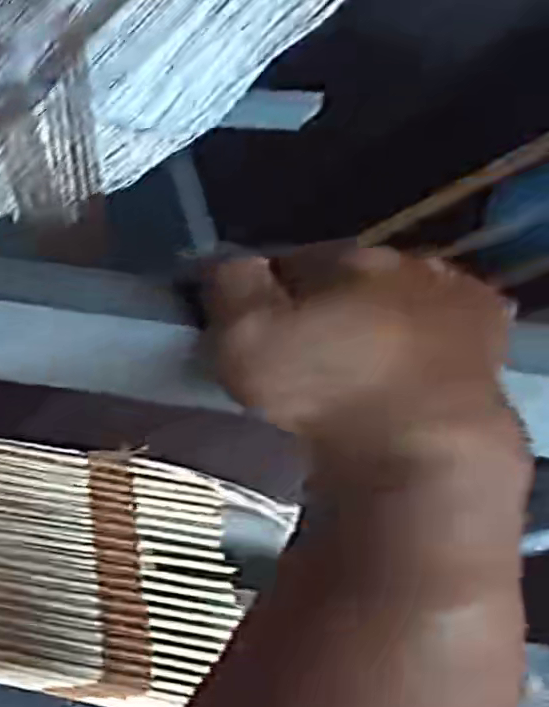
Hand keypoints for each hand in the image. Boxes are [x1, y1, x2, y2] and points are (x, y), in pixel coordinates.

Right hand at [204, 246, 522, 480]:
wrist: (414, 438)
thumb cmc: (314, 383)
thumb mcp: (242, 336)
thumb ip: (231, 289)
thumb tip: (229, 259)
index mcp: (346, 258)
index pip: (283, 257)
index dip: (254, 287)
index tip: (234, 319)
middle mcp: (409, 261)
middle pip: (342, 276)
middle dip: (312, 299)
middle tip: (281, 341)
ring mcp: (458, 294)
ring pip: (388, 296)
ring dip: (361, 315)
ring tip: (332, 355)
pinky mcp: (487, 333)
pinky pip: (430, 322)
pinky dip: (404, 335)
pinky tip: (383, 361)